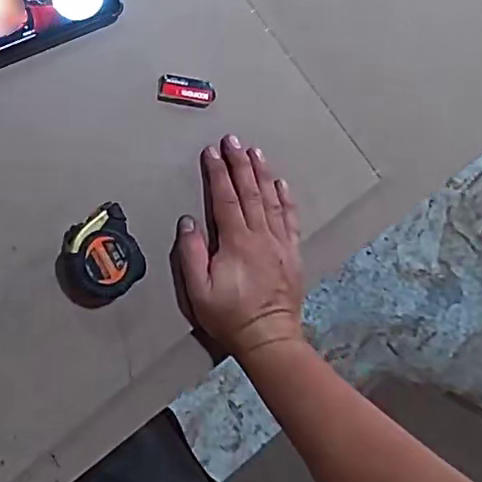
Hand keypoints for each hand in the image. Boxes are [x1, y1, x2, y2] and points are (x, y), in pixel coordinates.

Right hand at [171, 135, 305, 356]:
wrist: (270, 340)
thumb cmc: (229, 316)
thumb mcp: (198, 289)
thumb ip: (190, 253)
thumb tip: (189, 222)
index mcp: (236, 243)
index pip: (225, 199)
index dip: (217, 173)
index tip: (211, 152)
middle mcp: (261, 238)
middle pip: (249, 192)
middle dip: (239, 163)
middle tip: (232, 140)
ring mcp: (280, 245)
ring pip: (270, 200)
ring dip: (261, 174)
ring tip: (254, 152)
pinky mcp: (292, 255)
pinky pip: (289, 219)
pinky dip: (285, 199)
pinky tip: (280, 184)